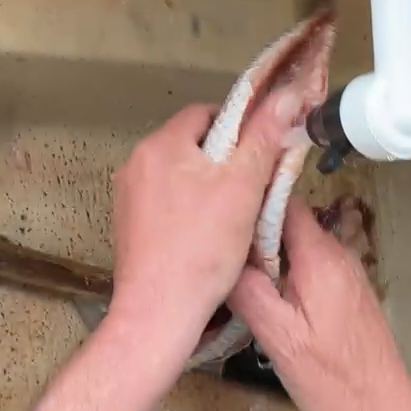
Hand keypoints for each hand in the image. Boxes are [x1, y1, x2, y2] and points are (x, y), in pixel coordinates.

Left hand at [107, 96, 293, 356]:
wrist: (158, 311)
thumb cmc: (202, 248)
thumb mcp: (243, 188)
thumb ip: (262, 139)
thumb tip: (283, 99)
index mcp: (161, 144)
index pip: (204, 113)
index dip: (237, 126)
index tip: (259, 150)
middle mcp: (136, 161)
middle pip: (189, 142)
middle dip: (222, 158)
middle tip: (250, 185)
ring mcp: (127, 192)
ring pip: (177, 171)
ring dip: (204, 182)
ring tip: (230, 212)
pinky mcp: (127, 220)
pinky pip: (162, 197)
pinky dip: (185, 204)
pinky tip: (203, 232)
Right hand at [227, 201, 410, 410]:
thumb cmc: (333, 380)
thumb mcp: (280, 339)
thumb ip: (249, 291)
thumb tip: (222, 257)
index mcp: (320, 257)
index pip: (284, 201)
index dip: (252, 200)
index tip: (222, 213)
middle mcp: (337, 254)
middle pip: (289, 220)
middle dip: (255, 229)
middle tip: (221, 249)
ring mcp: (345, 272)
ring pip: (298, 243)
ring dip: (269, 252)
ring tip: (237, 273)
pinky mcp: (347, 291)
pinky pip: (310, 263)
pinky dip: (286, 269)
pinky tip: (268, 295)